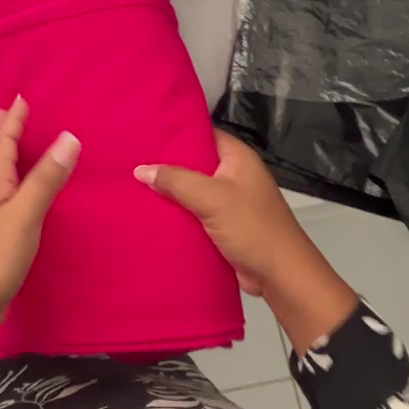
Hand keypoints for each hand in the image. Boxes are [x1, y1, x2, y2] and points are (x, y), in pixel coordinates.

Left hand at [0, 96, 78, 378]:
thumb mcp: (24, 216)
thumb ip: (45, 179)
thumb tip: (69, 137)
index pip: (2, 143)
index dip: (11, 120)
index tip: (20, 96)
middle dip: (1, 131)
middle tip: (3, 109)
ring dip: (1, 153)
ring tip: (4, 139)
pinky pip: (0, 194)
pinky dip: (7, 180)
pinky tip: (8, 189)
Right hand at [135, 130, 357, 348]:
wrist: (280, 275)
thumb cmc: (252, 228)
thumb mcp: (212, 198)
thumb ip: (175, 180)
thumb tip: (140, 169)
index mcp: (237, 158)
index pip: (202, 134)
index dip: (174, 133)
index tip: (142, 134)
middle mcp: (232, 175)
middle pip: (193, 163)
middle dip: (164, 165)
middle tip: (128, 161)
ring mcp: (227, 201)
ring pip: (190, 190)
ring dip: (167, 192)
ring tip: (130, 186)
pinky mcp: (221, 225)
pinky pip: (192, 213)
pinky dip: (175, 214)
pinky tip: (148, 213)